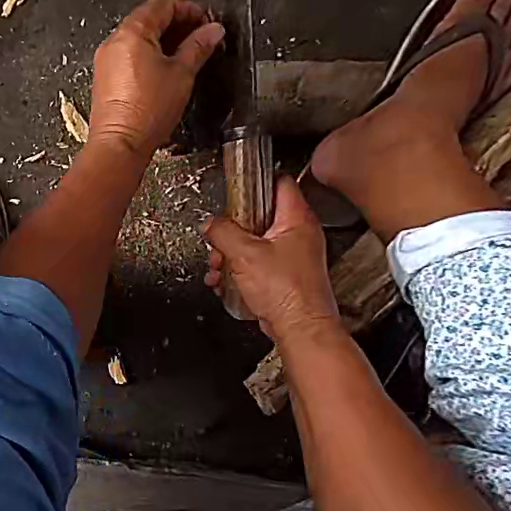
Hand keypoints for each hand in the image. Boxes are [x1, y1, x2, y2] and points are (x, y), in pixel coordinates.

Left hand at [90, 0, 225, 155]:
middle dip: (177, 23)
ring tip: (186, 55)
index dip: (189, 8)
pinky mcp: (105, 79)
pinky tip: (164, 70)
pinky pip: (128, 56)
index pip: (163, 3)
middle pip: (149, 18)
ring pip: (138, 38)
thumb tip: (212, 31)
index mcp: (132, 32)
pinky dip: (148, 56)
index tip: (206, 21)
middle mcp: (114, 42)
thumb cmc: (145, 112)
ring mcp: (107, 61)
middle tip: (200, 37)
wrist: (119, 145)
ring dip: (163, 40)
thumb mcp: (182, 74)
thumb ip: (198, 47)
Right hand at [205, 176, 345, 343]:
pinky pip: (255, 264)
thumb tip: (210, 225)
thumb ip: (222, 233)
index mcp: (296, 220)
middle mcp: (298, 235)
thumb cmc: (287, 292)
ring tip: (218, 266)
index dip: (256, 183)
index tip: (237, 189)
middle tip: (220, 240)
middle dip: (232, 231)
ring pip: (253, 243)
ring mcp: (292, 256)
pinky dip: (237, 271)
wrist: (299, 327)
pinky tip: (225, 282)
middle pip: (258, 217)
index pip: (278, 184)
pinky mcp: (284, 275)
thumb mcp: (243, 253)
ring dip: (230, 254)